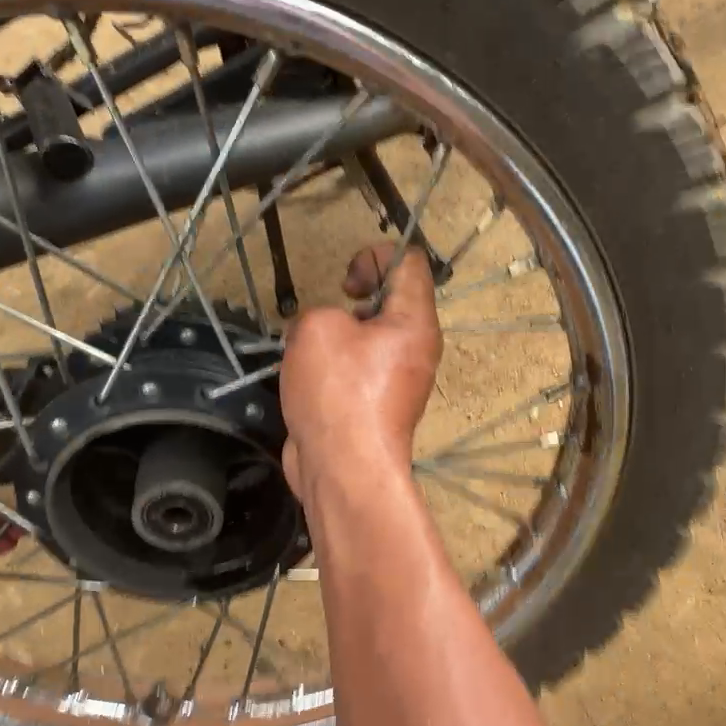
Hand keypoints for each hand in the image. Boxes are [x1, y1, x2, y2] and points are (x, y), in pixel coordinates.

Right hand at [280, 244, 442, 503]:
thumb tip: (325, 334)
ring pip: (368, 341)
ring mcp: (397, 382)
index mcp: (415, 323)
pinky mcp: (375, 408)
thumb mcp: (318, 328)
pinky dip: (332, 371)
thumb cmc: (338, 393)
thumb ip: (323, 312)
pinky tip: (310, 384)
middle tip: (328, 319)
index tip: (345, 282)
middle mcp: (415, 350)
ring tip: (311, 355)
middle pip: (390, 303)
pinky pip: (356, 373)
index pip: (410, 264)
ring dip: (335, 340)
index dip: (375, 255)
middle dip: (351, 302)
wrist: (343, 470)